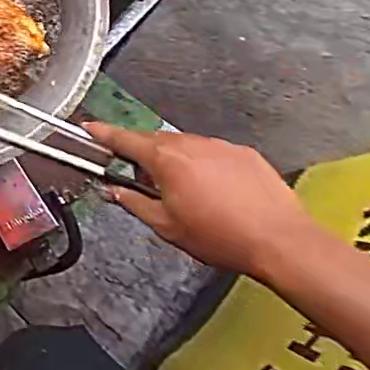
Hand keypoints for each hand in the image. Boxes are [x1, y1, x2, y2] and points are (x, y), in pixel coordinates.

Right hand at [85, 122, 322, 279]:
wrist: (280, 241)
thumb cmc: (223, 237)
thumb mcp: (167, 227)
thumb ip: (134, 203)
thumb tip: (114, 191)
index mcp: (165, 159)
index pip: (124, 140)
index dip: (103, 134)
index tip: (90, 128)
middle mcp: (189, 143)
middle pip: (154, 143)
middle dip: (145, 159)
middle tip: (147, 185)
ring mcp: (218, 144)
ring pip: (185, 147)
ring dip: (179, 164)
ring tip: (191, 198)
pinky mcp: (242, 152)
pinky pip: (213, 153)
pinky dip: (208, 168)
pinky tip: (219, 195)